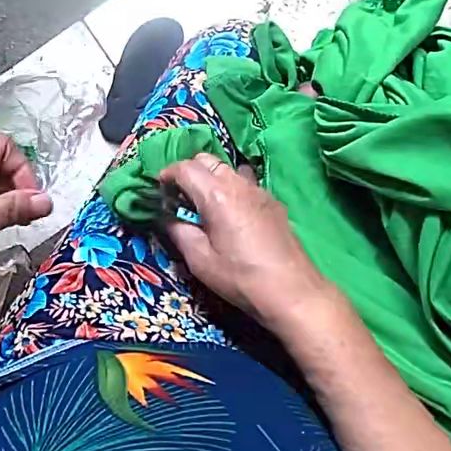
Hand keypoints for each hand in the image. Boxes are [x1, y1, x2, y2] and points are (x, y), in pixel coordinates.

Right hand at [158, 153, 337, 328]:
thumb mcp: (200, 260)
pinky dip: (229, 187)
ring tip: (203, 203)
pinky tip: (229, 213)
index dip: (167, 175)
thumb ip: (179, 232)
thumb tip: (168, 218)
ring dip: (210, 177)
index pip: (184, 168)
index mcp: (216, 195)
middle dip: (187, 172)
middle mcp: (238, 184)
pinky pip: (244, 182)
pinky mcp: (272, 201)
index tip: (159, 191)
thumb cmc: (241, 278)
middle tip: (178, 197)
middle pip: (206, 160)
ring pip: (227, 168)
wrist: (292, 290)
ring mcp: (258, 190)